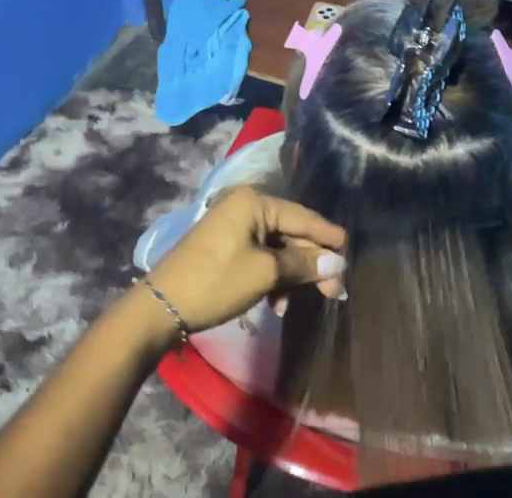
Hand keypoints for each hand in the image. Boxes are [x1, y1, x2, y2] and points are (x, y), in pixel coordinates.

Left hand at [144, 187, 347, 332]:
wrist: (159, 308)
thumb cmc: (216, 282)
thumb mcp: (264, 273)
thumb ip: (303, 265)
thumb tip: (337, 263)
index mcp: (254, 202)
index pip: (303, 217)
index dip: (328, 237)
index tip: (351, 253)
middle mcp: (244, 207)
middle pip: (291, 234)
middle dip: (311, 264)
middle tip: (334, 292)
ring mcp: (232, 228)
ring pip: (276, 249)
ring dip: (290, 276)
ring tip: (294, 305)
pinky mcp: (224, 249)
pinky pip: (259, 258)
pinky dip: (271, 278)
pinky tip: (274, 304)